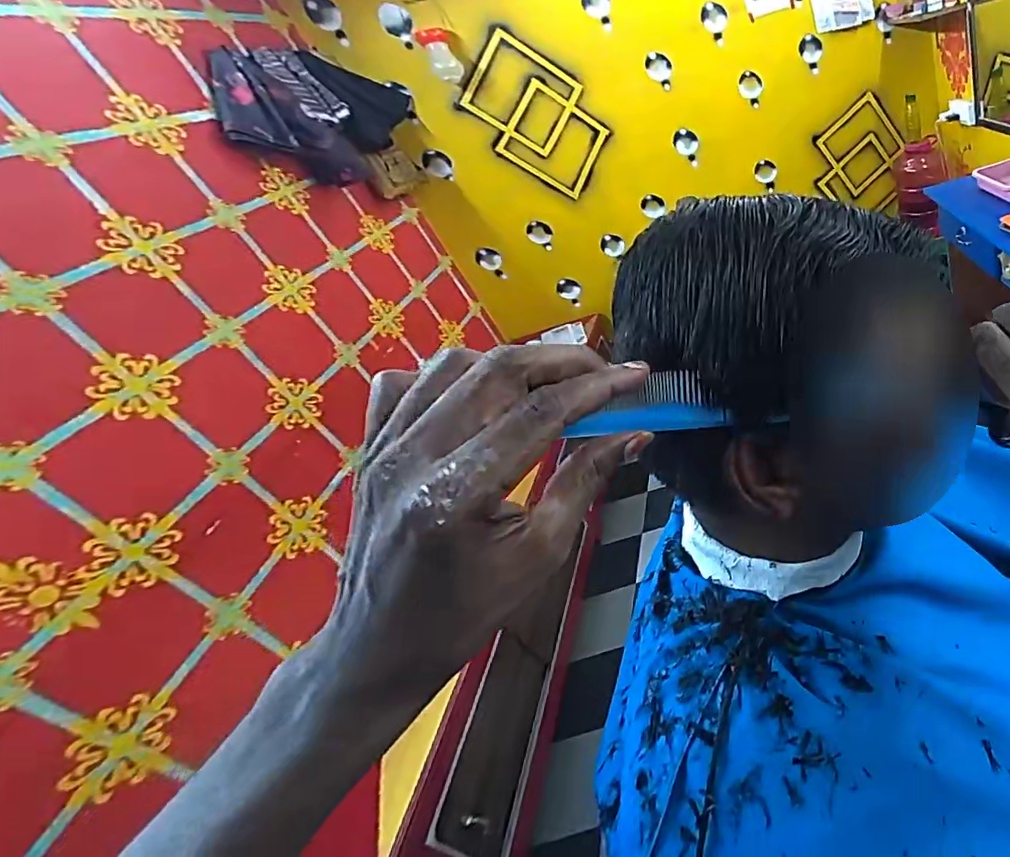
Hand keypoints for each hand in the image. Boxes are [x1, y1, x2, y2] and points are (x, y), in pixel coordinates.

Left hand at [316, 345, 650, 703]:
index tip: (637, 374)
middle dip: (563, 361)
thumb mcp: (540, 554)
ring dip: (514, 363)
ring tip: (551, 384)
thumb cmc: (465, 612)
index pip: (540, 412)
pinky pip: (410, 381)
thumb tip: (634, 434)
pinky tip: (480, 394)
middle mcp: (413, 454)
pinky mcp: (371, 444)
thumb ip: (584, 482)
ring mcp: (384, 444)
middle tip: (604, 372)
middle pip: (498, 371)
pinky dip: (454, 373)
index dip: (597, 386)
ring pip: (455, 363)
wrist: (377, 648)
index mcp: (457, 492)